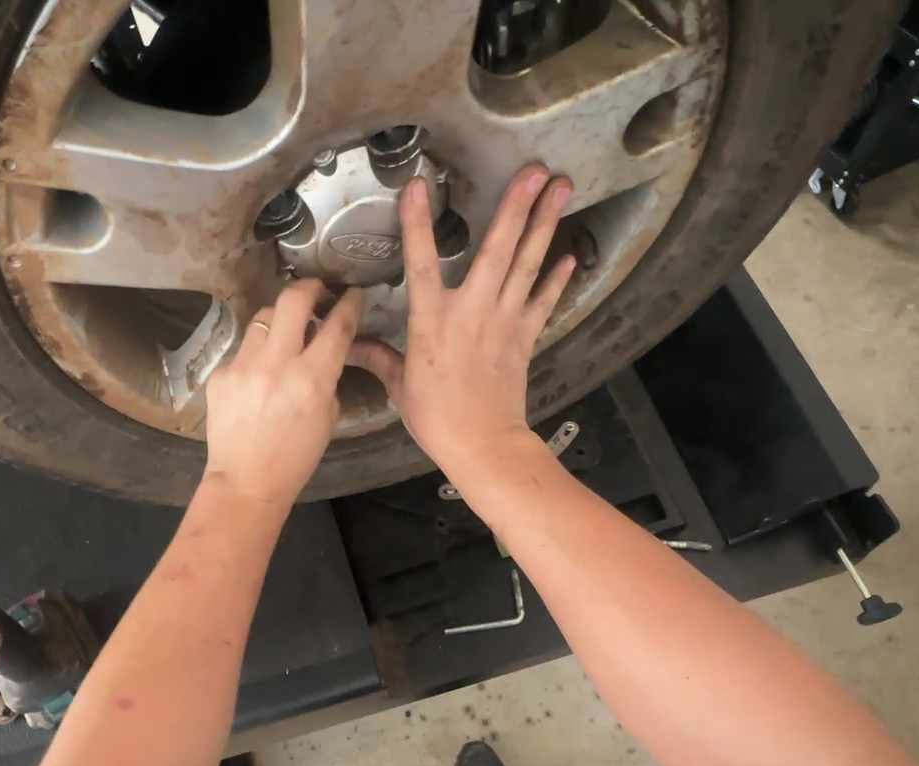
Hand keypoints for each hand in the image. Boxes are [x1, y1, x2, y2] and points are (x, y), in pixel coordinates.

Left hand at [202, 279, 363, 504]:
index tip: (350, 293)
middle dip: (310, 288)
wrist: (246, 481)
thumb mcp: (327, 417)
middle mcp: (276, 365)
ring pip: (263, 318)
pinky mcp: (221, 374)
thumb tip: (323, 348)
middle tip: (317, 292)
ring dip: (279, 321)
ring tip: (285, 335)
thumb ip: (326, 377)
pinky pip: (244, 350)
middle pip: (293, 300)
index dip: (348, 303)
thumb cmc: (296, 457)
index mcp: (312, 380)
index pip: (336, 326)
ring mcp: (243, 367)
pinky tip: (258, 377)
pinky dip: (256, 356)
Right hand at [354, 165, 575, 472]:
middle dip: (515, 206)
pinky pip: (544, 301)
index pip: (421, 263)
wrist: (482, 443)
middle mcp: (471, 312)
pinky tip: (570, 255)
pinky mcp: (525, 337)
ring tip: (561, 188)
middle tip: (534, 168)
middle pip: (497, 250)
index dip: (418, 224)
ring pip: (527, 265)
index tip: (419, 186)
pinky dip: (557, 279)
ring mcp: (504, 321)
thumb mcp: (400, 385)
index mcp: (432, 322)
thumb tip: (348, 345)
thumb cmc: (436, 417)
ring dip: (544, 224)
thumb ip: (378, 357)